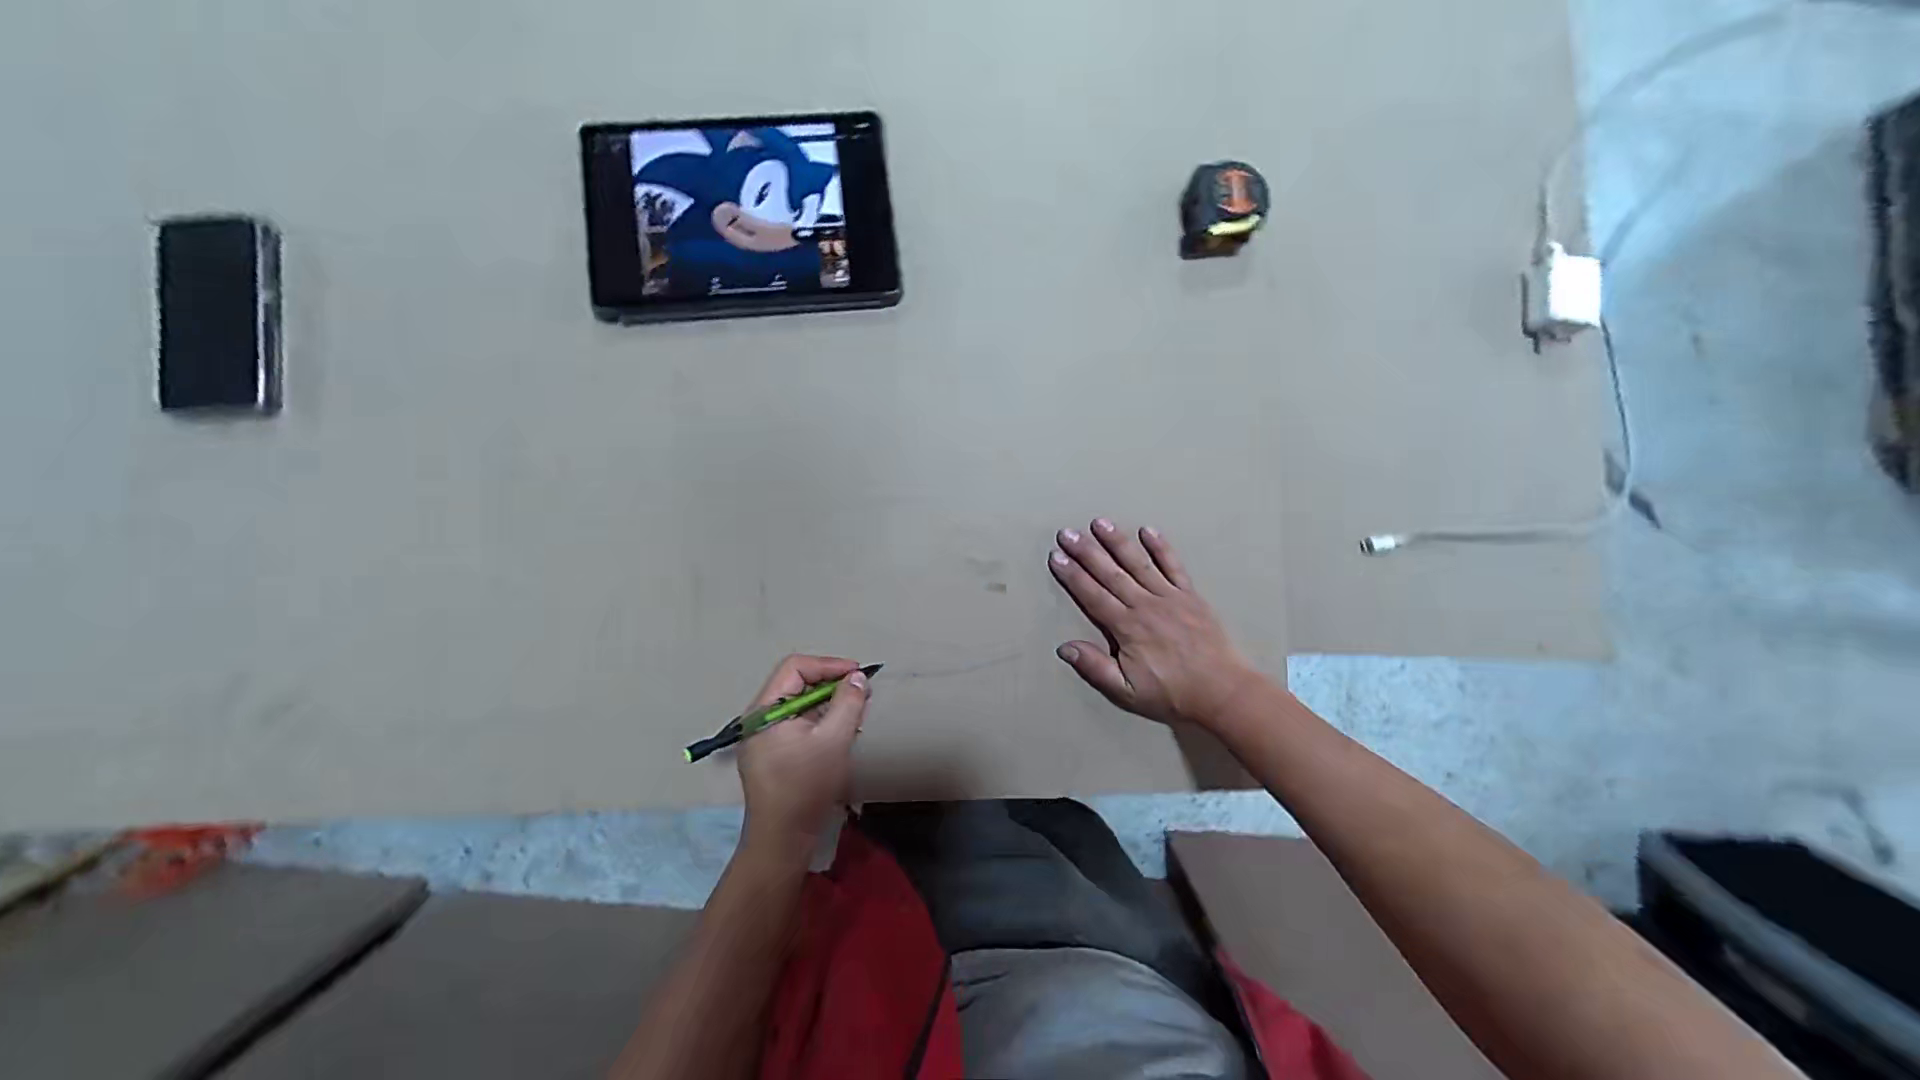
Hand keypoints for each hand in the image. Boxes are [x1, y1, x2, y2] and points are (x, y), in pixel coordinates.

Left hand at [736, 654, 869, 860]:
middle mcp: (757, 719)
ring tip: (854, 712)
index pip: (795, 667)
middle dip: (830, 684)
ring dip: (827, 703)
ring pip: (798, 705)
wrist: (782, 840)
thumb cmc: (805, 786)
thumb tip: (858, 677)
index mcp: (763, 710)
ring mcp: (762, 738)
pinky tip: (839, 732)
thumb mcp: (833, 739)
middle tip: (860, 692)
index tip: (858, 675)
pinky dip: (819, 720)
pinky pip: (796, 724)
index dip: (828, 665)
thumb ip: (848, 702)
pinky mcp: (771, 755)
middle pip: (795, 684)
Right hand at [1049, 519, 1264, 730]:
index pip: (1093, 596)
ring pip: (1138, 564)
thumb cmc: (1172, 694)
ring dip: (1117, 542)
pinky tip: (1148, 531)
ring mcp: (1170, 597)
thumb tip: (1065, 647)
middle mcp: (1145, 606)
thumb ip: (1095, 667)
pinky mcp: (1191, 596)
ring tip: (1099, 522)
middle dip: (1087, 552)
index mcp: (1127, 628)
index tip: (1057, 557)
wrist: (1223, 690)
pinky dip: (1161, 547)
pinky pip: (1174, 566)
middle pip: (1110, 574)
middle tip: (1067, 532)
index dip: (1073, 576)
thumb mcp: (1127, 691)